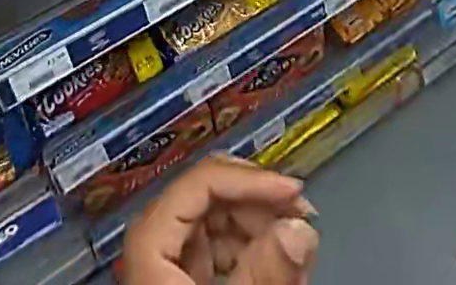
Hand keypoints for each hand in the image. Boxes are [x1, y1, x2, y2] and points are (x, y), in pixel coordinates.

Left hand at [122, 155, 318, 284]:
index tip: (296, 193)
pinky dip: (251, 250)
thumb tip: (301, 229)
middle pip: (209, 196)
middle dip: (259, 201)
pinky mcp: (183, 281)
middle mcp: (154, 241)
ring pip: (217, 219)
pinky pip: (219, 248)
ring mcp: (167, 261)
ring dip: (260, 224)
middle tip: (304, 217)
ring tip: (298, 245)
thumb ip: (267, 277)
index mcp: (150, 242)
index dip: (250, 180)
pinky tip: (279, 264)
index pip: (200, 182)